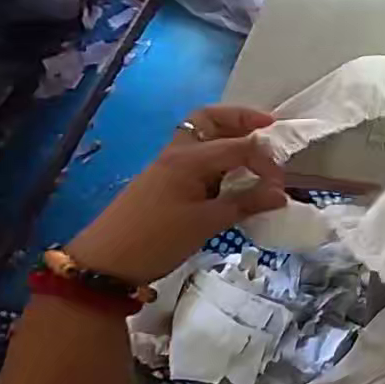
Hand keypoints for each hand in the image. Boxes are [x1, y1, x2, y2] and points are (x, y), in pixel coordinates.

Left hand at [63, 106, 287, 286]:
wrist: (104, 265)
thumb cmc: (156, 240)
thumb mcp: (206, 224)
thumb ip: (245, 203)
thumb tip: (280, 194)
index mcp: (189, 158)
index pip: (240, 146)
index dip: (266, 161)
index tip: (280, 186)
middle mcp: (178, 152)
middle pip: (211, 118)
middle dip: (243, 118)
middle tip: (270, 128)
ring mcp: (169, 164)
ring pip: (202, 133)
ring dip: (229, 134)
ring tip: (255, 150)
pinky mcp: (165, 179)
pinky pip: (197, 154)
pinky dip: (219, 154)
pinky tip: (233, 174)